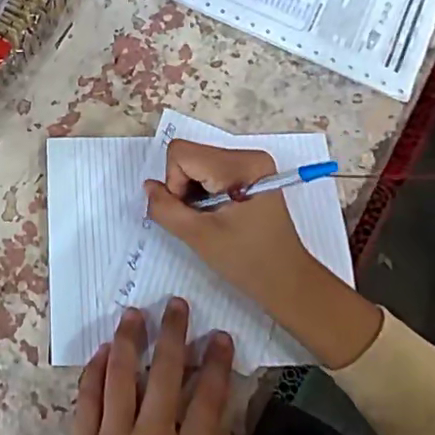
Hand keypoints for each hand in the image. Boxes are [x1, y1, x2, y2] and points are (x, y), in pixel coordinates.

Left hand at [25, 301, 254, 434]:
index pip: (208, 400)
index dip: (216, 363)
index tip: (220, 335)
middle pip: (165, 375)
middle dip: (173, 335)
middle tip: (176, 304)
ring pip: (122, 377)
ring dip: (129, 341)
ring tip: (134, 313)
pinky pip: (87, 400)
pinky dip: (94, 372)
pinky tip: (102, 352)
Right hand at [144, 140, 382, 368]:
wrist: (286, 280)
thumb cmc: (246, 260)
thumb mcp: (197, 236)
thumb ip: (164, 208)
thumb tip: (148, 186)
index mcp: (241, 165)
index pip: (181, 154)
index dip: (174, 183)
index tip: (191, 212)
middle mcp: (248, 156)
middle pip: (189, 156)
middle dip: (183, 187)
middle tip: (200, 219)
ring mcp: (251, 164)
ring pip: (196, 164)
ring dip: (192, 191)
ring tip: (210, 219)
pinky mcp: (250, 174)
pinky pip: (209, 171)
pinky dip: (203, 192)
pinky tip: (216, 214)